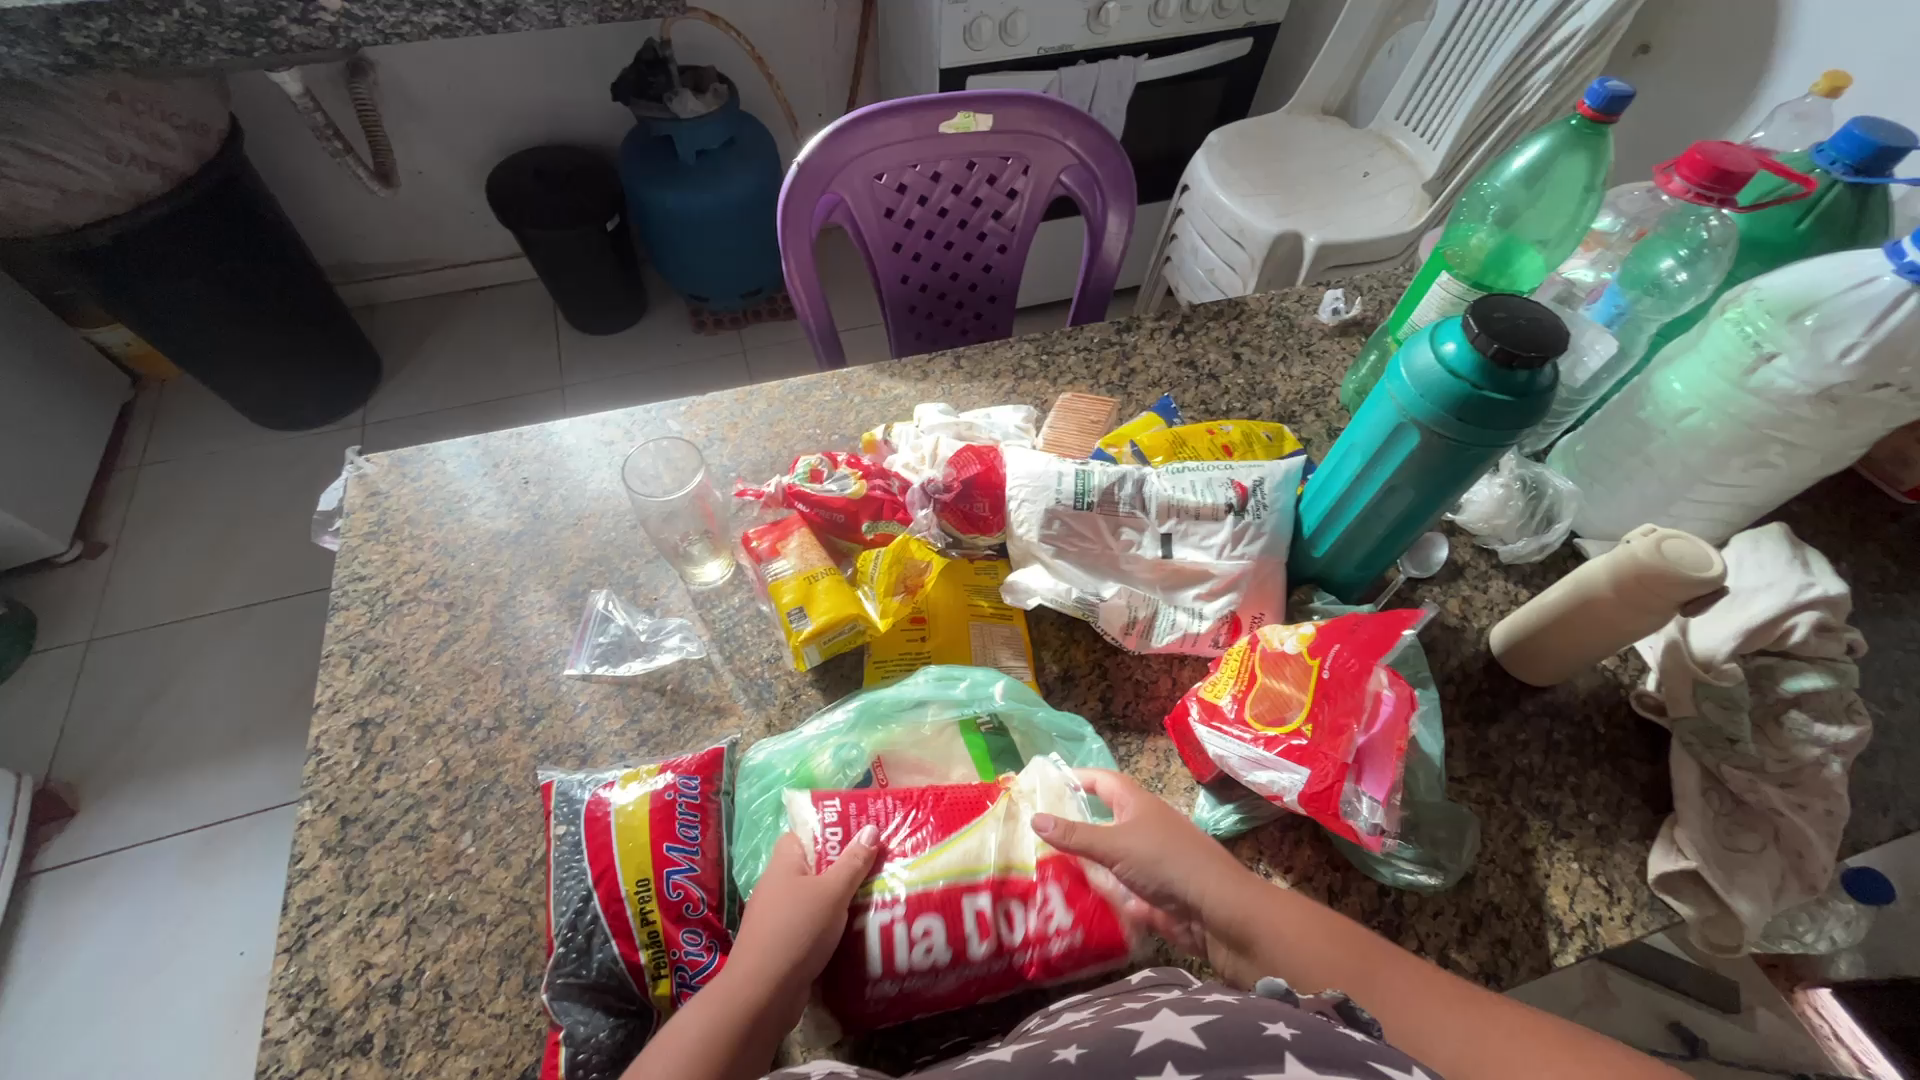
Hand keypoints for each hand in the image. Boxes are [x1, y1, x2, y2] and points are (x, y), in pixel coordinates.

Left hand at [727, 824, 880, 1013]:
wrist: (764, 994)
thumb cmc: (798, 930)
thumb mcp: (833, 892)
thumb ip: (853, 862)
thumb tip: (871, 828)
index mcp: (784, 863)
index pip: (805, 834)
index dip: (831, 830)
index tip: (861, 832)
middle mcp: (779, 884)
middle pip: (815, 865)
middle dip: (846, 865)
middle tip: (880, 862)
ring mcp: (780, 915)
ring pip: (818, 897)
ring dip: (843, 898)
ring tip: (878, 892)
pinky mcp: (786, 943)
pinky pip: (815, 923)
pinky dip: (834, 924)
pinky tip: (859, 927)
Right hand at [1032, 769, 1263, 983]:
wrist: (1215, 911)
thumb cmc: (1166, 862)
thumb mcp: (1114, 845)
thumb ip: (1074, 835)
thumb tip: (1034, 817)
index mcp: (1135, 803)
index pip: (1100, 781)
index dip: (1075, 778)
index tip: (1044, 784)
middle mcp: (1139, 827)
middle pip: (1099, 821)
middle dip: (1070, 827)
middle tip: (1032, 833)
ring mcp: (1144, 861)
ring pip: (1103, 857)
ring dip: (1081, 864)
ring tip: (1041, 869)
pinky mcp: (1147, 892)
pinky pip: (1114, 887)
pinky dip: (1096, 892)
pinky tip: (1071, 899)